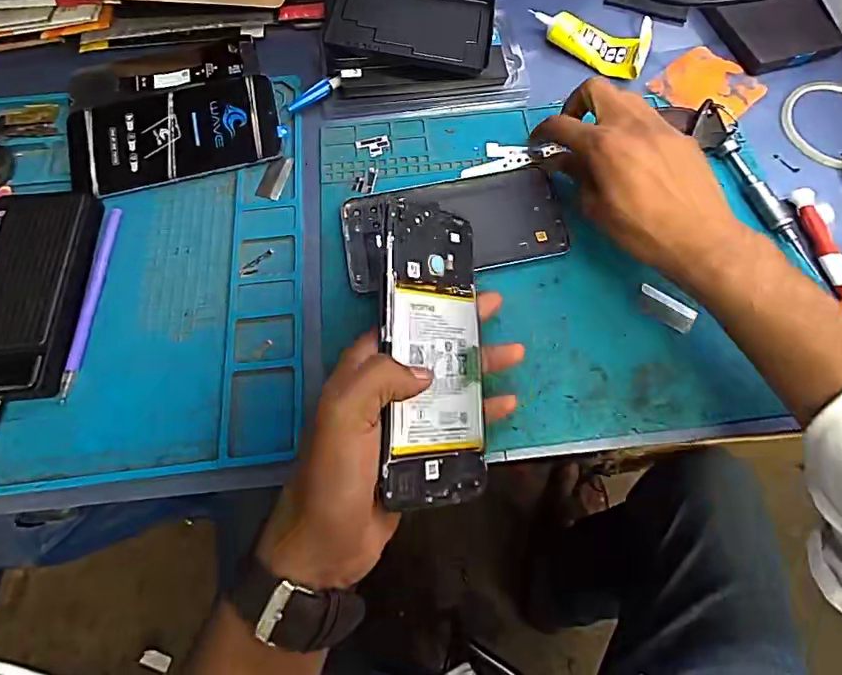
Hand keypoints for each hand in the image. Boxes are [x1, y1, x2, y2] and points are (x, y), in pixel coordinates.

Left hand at [255, 293, 522, 589]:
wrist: (327, 548)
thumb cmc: (330, 476)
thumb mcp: (343, 415)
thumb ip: (378, 378)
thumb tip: (426, 370)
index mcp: (361, 374)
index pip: (397, 328)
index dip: (425, 309)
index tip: (457, 293)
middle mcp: (384, 392)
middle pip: (430, 353)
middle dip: (463, 332)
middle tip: (495, 309)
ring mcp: (404, 423)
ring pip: (448, 387)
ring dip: (478, 370)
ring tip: (513, 355)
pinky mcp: (420, 454)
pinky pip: (456, 426)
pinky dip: (481, 413)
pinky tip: (505, 405)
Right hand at [533, 78, 765, 295]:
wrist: (703, 239)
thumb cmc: (643, 231)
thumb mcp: (598, 209)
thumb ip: (578, 177)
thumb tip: (565, 160)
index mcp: (603, 143)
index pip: (561, 123)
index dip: (543, 131)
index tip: (539, 141)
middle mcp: (630, 124)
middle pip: (595, 88)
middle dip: (576, 103)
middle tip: (575, 129)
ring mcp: (660, 125)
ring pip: (626, 98)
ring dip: (608, 111)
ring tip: (607, 139)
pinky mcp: (681, 135)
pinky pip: (650, 118)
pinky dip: (635, 127)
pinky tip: (639, 154)